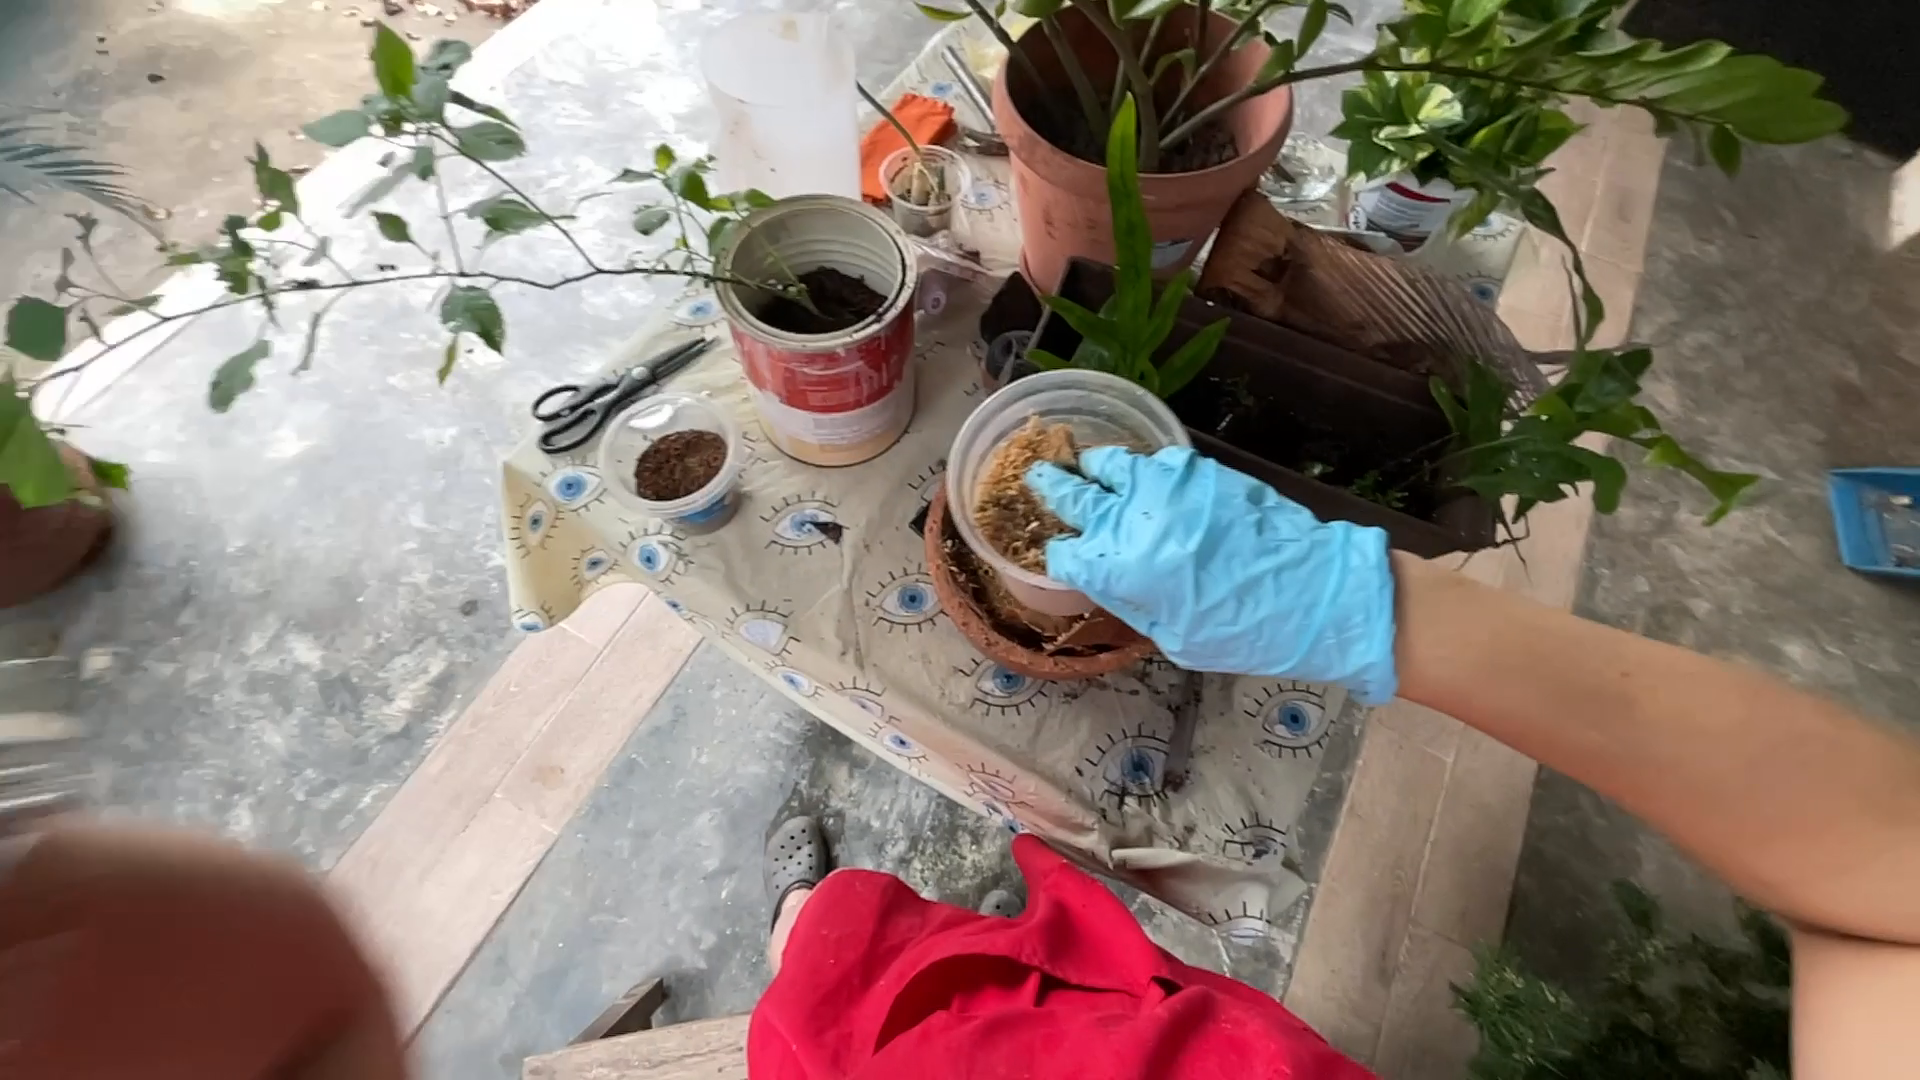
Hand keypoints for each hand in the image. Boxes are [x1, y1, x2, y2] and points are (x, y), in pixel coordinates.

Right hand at [1024, 446, 1398, 703]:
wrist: (1316, 592)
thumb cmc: (1242, 631)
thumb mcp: (1173, 637)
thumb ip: (1128, 599)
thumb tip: (1105, 575)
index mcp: (1119, 569)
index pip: (1062, 552)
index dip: (1057, 554)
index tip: (1061, 554)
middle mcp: (1130, 519)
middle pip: (1070, 495)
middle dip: (1050, 488)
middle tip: (1039, 477)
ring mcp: (1163, 486)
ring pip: (1108, 461)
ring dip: (1095, 468)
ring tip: (1093, 469)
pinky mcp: (1198, 469)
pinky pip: (1155, 461)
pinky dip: (1143, 469)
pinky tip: (1150, 481)